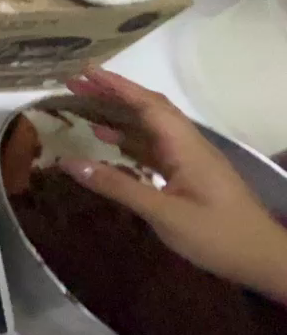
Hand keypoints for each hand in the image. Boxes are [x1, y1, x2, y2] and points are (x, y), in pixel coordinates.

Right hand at [59, 67, 286, 298]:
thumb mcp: (165, 214)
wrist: (267, 262)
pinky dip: (125, 135)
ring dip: (117, 111)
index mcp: (188, 150)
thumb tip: (67, 162)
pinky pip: (152, 145)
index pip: (152, 107)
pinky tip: (104, 138)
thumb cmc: (219, 236)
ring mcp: (191, 162)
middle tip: (74, 83)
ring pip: (151, 126)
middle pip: (151, 111)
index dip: (119, 87)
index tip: (85, 72)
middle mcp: (190, 149)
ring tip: (82, 104)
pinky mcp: (188, 175)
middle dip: (114, 93)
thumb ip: (117, 186)